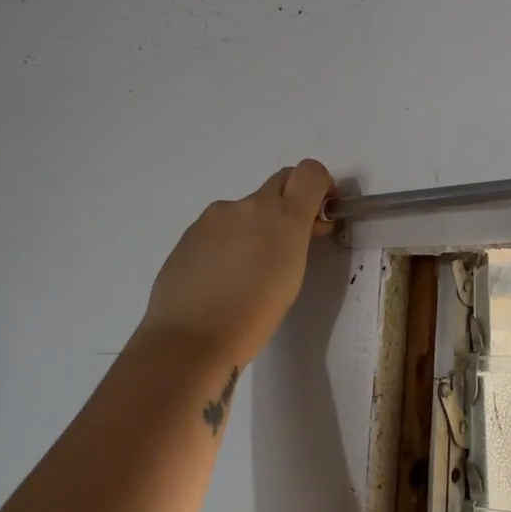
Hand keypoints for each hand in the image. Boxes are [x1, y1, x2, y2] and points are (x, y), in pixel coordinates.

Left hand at [137, 159, 336, 365]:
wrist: (190, 338)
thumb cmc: (255, 315)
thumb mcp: (293, 275)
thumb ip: (299, 238)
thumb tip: (305, 224)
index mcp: (282, 216)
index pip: (310, 172)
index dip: (320, 185)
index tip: (321, 212)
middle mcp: (249, 206)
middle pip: (279, 183)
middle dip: (290, 203)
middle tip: (290, 241)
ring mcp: (215, 217)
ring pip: (247, 209)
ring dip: (256, 225)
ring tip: (249, 270)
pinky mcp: (190, 234)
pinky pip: (220, 227)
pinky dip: (230, 241)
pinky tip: (222, 277)